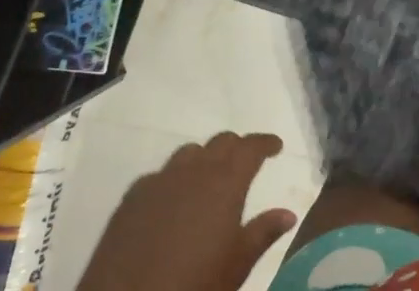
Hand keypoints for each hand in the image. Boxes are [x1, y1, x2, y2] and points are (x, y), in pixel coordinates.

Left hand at [78, 132, 297, 290]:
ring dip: (204, 159)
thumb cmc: (194, 286)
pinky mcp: (130, 200)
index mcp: (224, 183)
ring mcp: (158, 182)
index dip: (265, 142)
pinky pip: (159, 175)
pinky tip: (172, 203)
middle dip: (237, 148)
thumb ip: (262, 233)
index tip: (276, 146)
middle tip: (247, 163)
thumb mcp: (236, 265)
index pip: (250, 148)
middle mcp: (192, 172)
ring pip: (188, 153)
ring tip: (209, 180)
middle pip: (220, 142)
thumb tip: (288, 214)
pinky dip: (173, 180)